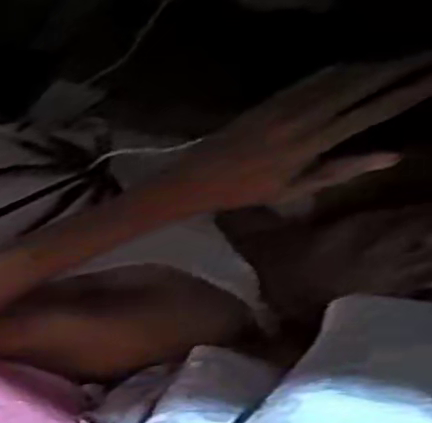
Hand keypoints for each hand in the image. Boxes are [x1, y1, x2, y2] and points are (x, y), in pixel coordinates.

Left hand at [148, 52, 431, 213]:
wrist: (186, 183)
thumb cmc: (238, 192)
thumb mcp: (289, 191)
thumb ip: (340, 172)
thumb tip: (393, 156)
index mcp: (312, 144)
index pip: (376, 110)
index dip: (413, 89)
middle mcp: (303, 120)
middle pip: (366, 82)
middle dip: (404, 66)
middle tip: (431, 57)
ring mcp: (283, 108)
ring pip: (343, 75)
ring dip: (376, 64)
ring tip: (402, 60)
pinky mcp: (267, 103)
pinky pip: (313, 78)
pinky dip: (342, 69)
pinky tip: (358, 66)